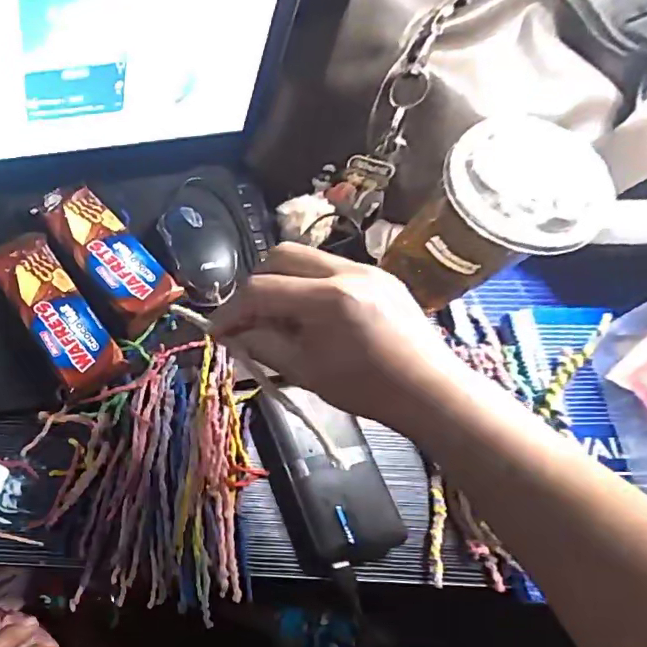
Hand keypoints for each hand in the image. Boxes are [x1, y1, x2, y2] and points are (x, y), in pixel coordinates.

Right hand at [212, 243, 471, 430]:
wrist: (428, 390)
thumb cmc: (364, 389)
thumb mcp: (302, 371)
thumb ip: (261, 345)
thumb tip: (231, 334)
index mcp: (328, 298)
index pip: (260, 289)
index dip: (231, 311)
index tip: (217, 332)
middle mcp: (347, 271)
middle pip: (280, 256)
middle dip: (254, 286)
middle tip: (247, 320)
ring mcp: (367, 269)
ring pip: (305, 258)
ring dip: (280, 283)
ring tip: (277, 320)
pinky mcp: (379, 275)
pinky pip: (329, 268)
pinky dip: (307, 285)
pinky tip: (308, 317)